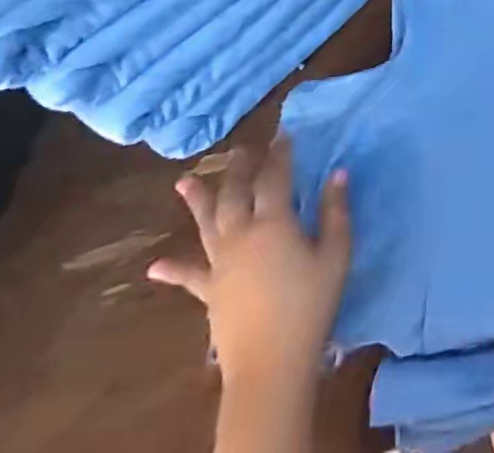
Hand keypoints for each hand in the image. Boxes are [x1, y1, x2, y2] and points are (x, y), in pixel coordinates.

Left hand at [149, 139, 351, 383]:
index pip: (275, 178)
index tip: (284, 134)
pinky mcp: (208, 290)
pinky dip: (174, 269)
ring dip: (197, 201)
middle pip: (236, 193)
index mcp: (274, 223)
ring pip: (206, 224)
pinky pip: (189, 275)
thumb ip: (336, 212)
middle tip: (242, 149)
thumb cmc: (311, 302)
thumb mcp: (335, 253)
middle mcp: (241, 235)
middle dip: (240, 168)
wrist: (271, 360)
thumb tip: (338, 174)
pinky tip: (156, 267)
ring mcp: (220, 263)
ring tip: (183, 181)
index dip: (280, 154)